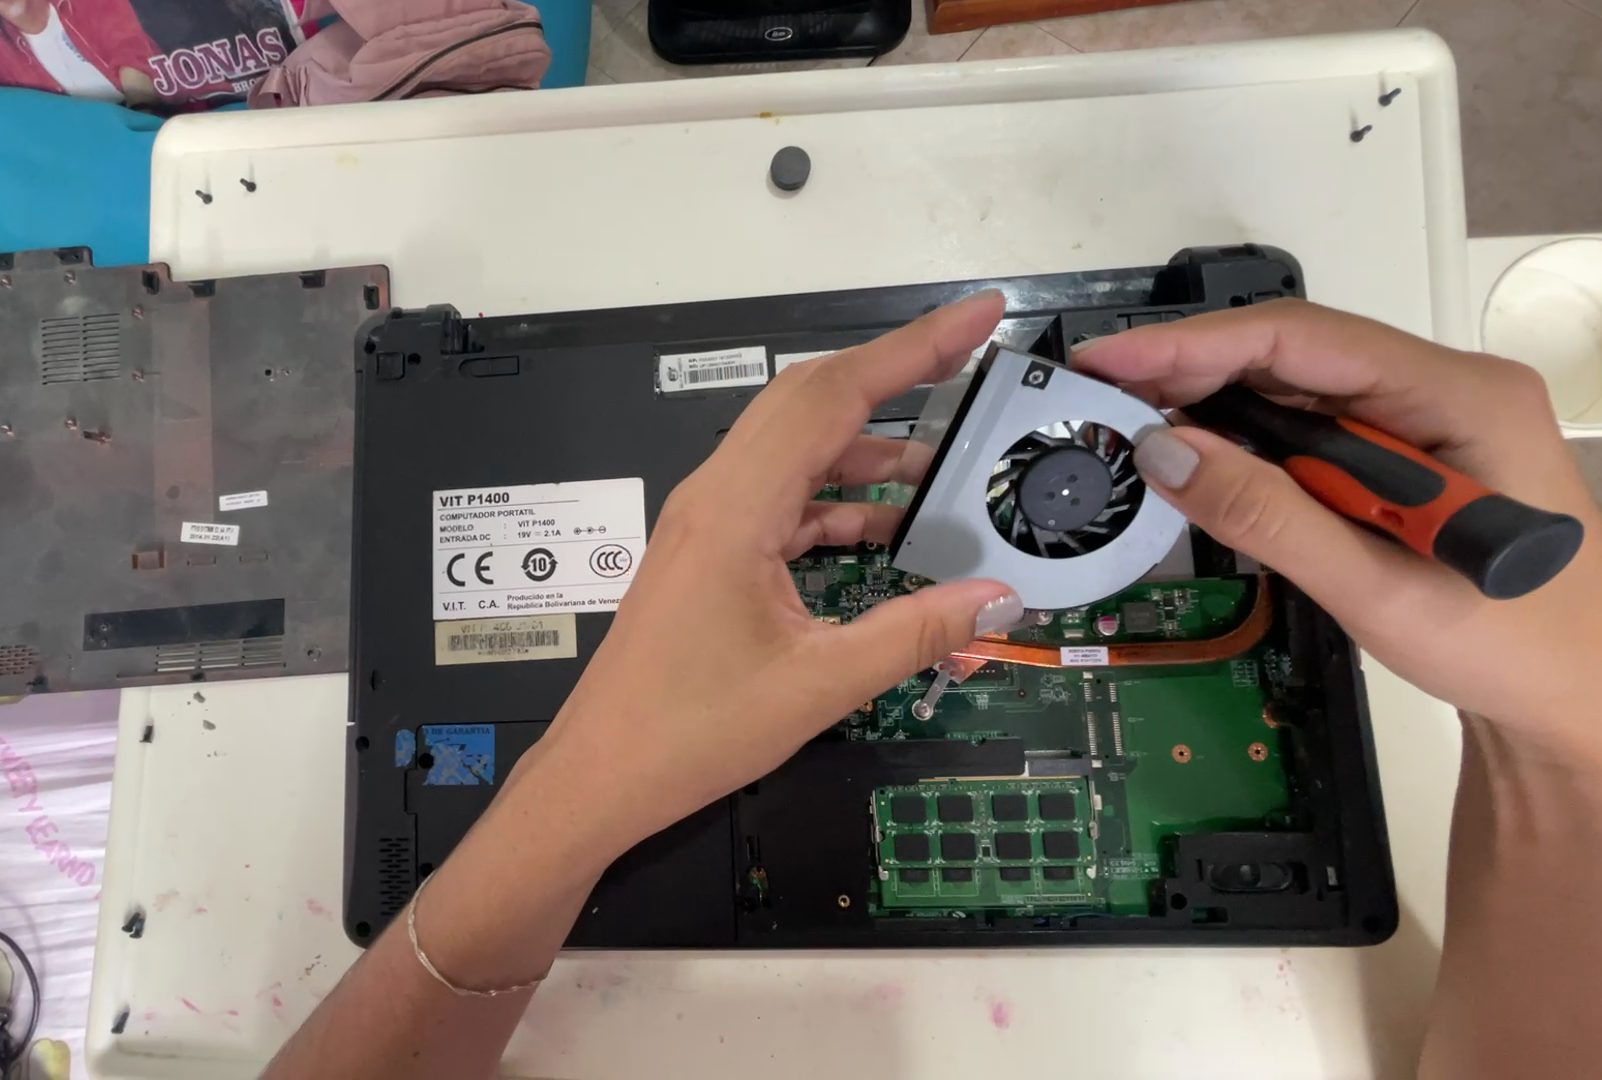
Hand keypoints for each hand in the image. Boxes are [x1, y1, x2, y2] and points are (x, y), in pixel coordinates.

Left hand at [518, 291, 1022, 860]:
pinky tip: (885, 525)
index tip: (978, 314)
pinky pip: (782, 501)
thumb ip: (915, 633)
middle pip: (809, 403)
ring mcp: (709, 520)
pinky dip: (836, 501)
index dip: (912, 348)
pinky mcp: (711, 550)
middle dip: (892, 377)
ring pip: (795, 452)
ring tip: (943, 464)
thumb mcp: (818, 685)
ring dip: (866, 449)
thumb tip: (999, 597)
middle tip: (968, 364)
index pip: (832, 397)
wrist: (602, 770)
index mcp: (736, 508)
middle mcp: (716, 495)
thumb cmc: (693, 730)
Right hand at [1071, 299, 1601, 747]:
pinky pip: (1284, 425)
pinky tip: (1177, 448)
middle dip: (1179, 367)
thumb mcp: (1374, 587)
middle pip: (1282, 352)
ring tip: (1116, 416)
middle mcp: (1431, 387)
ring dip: (1193, 398)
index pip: (1298, 341)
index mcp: (1455, 396)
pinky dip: (1221, 434)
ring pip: (1276, 385)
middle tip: (1091, 393)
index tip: (1102, 361)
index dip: (1188, 344)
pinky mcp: (1380, 449)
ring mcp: (1406, 416)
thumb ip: (1266, 517)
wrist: (1574, 697)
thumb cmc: (1505, 646)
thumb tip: (1158, 451)